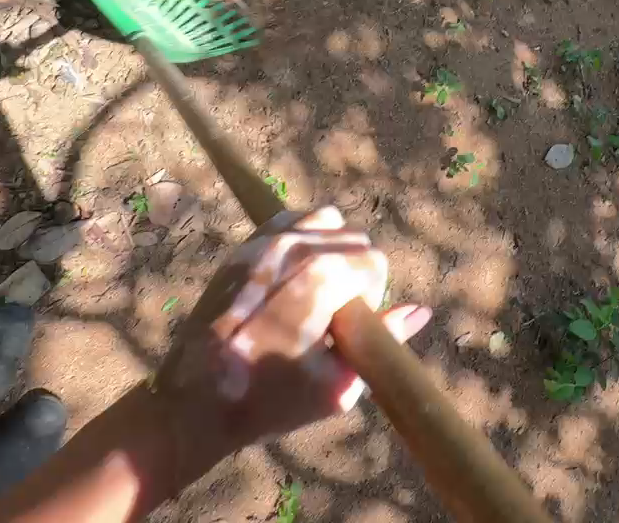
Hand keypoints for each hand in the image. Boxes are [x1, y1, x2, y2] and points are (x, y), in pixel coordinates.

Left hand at [156, 206, 430, 460]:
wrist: (197, 396)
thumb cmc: (272, 398)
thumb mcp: (339, 383)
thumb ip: (384, 337)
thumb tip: (421, 310)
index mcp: (326, 275)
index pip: (376, 261)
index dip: (372, 297)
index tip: (349, 326)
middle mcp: (299, 244)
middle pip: (353, 237)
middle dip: (354, 270)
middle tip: (331, 314)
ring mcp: (268, 238)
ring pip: (324, 219)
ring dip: (331, 247)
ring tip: (314, 289)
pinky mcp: (246, 242)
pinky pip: (290, 219)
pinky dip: (302, 238)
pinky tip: (291, 276)